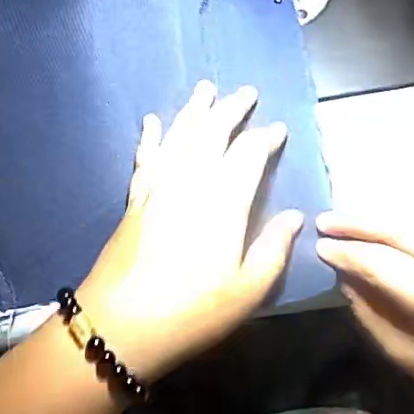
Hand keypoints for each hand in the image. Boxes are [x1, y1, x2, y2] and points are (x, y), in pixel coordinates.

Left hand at [75, 82, 303, 380]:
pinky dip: (149, 137)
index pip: (248, 156)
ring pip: (178, 137)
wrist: (120, 325)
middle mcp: (190, 184)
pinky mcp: (135, 201)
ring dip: (193, 111)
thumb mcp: (247, 291)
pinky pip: (145, 158)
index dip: (264, 139)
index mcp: (224, 203)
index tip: (278, 129)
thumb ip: (273, 249)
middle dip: (231, 111)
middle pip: (212, 135)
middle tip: (246, 92)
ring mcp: (158, 189)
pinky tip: (151, 121)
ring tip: (205, 88)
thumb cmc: (192, 312)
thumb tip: (294, 217)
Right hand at [315, 213, 413, 413]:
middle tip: (325, 222)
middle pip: (404, 232)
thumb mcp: (407, 357)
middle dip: (360, 225)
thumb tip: (341, 272)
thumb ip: (371, 313)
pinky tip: (384, 224)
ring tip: (348, 221)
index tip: (319, 247)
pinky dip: (407, 220)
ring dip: (381, 217)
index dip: (350, 254)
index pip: (387, 266)